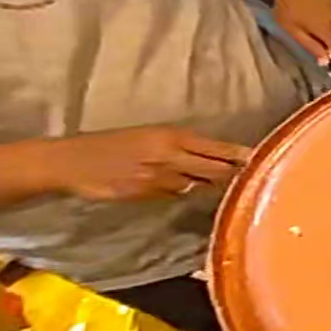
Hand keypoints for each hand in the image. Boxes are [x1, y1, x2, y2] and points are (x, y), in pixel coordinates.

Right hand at [51, 127, 250, 201]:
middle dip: (237, 176)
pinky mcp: (146, 195)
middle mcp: (170, 157)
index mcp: (175, 138)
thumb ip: (192, 145)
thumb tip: (231, 156)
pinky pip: (178, 195)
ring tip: (223, 186)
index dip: (246, 158)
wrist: (64, 162)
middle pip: (220, 171)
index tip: (266, 162)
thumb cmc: (114, 143)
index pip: (224, 150)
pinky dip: (186, 193)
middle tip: (252, 178)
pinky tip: (184, 189)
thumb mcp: (154, 135)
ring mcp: (158, 178)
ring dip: (213, 187)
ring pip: (202, 186)